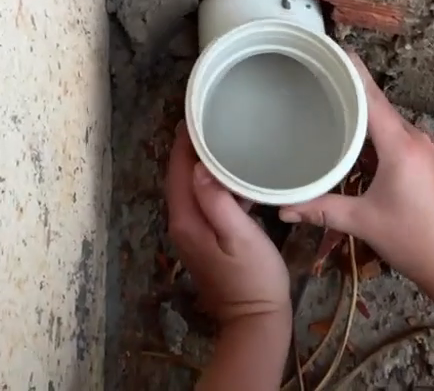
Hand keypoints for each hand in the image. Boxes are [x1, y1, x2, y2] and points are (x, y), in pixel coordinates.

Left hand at [165, 122, 290, 324]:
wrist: (256, 323)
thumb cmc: (253, 278)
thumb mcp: (239, 237)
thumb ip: (217, 201)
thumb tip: (199, 166)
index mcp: (186, 219)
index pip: (177, 169)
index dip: (184, 140)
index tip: (195, 111)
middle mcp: (182, 223)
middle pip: (180, 175)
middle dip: (190, 146)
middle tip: (208, 117)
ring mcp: (193, 232)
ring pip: (192, 186)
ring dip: (202, 162)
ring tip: (220, 136)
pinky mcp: (206, 238)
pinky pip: (203, 198)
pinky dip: (213, 181)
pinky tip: (232, 171)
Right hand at [280, 55, 433, 302]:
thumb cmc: (415, 241)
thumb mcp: (364, 222)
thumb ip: (321, 209)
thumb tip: (282, 208)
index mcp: (399, 143)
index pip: (369, 92)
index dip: (348, 66)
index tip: (324, 46)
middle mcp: (411, 136)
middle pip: (374, 99)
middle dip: (344, 84)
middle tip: (308, 71)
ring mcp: (419, 147)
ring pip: (381, 116)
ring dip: (356, 107)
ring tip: (320, 96)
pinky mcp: (420, 159)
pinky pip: (388, 131)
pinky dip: (367, 127)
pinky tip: (346, 131)